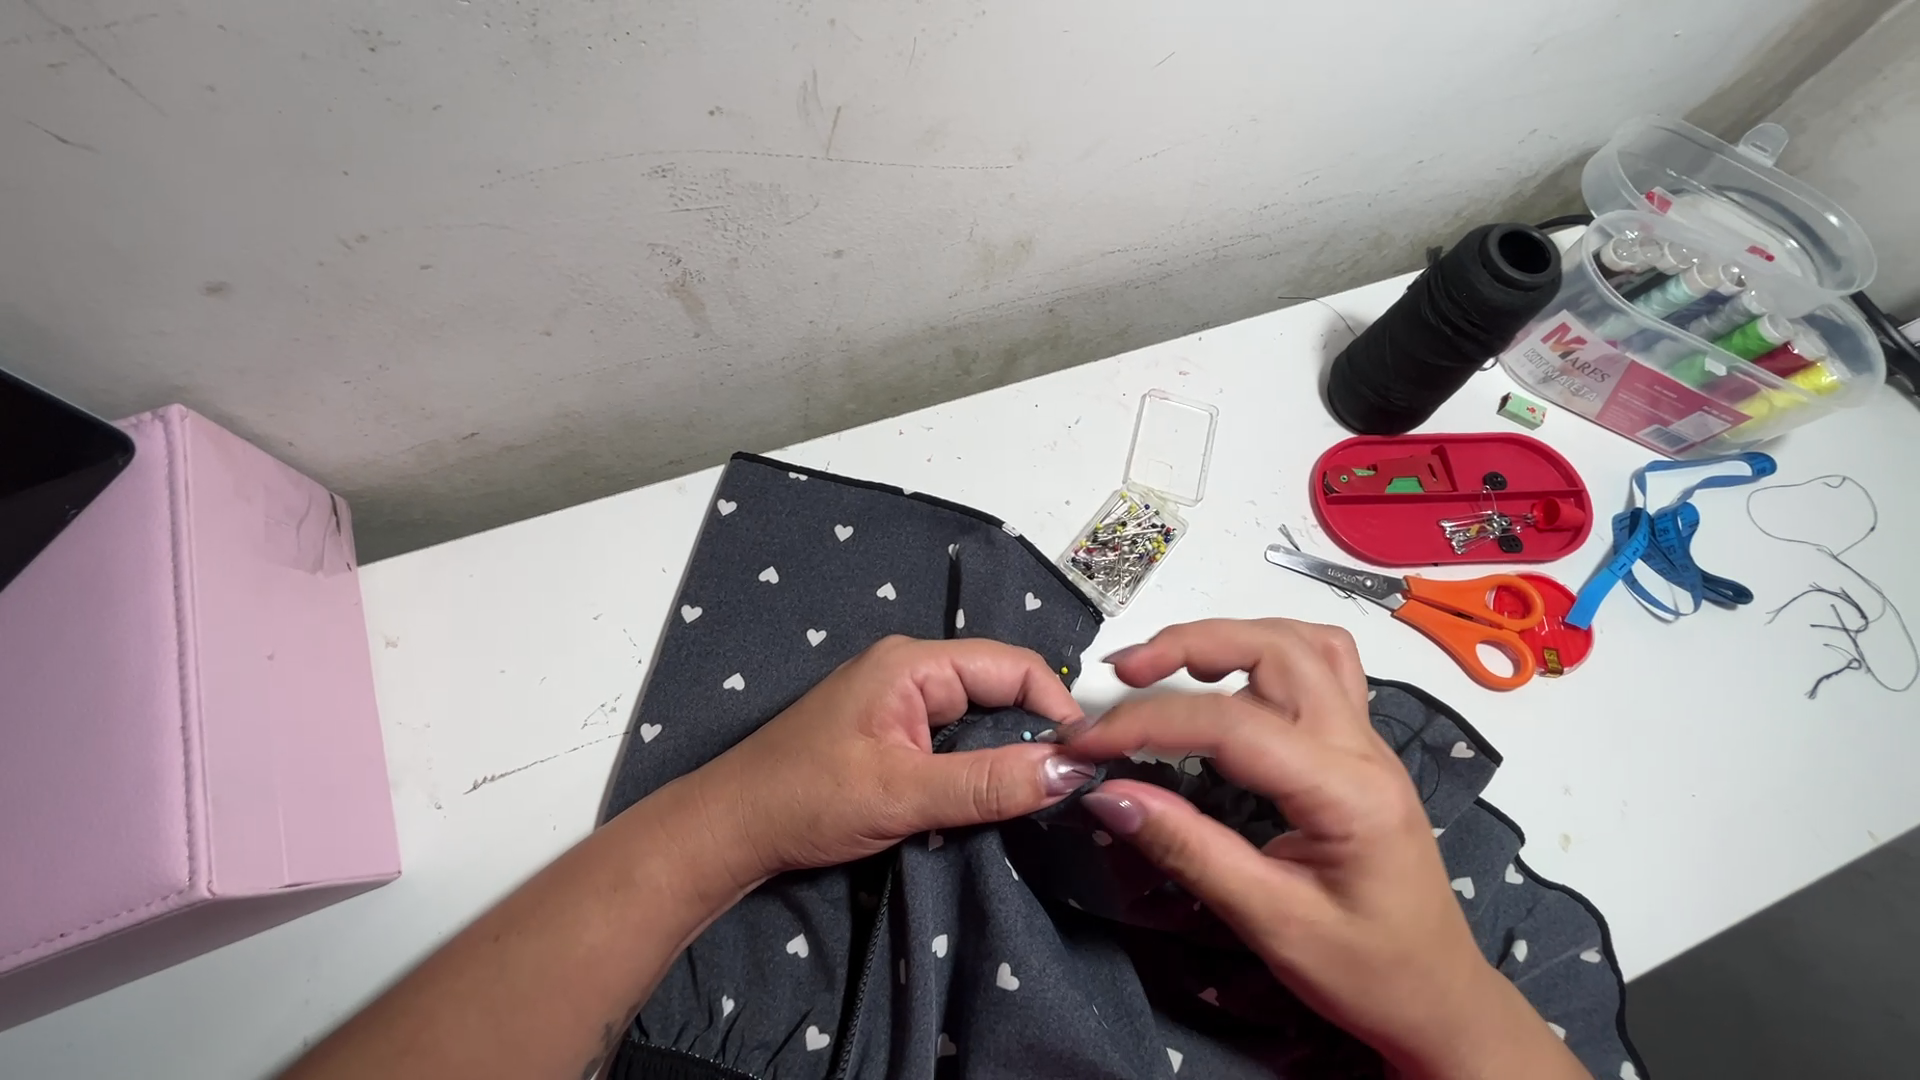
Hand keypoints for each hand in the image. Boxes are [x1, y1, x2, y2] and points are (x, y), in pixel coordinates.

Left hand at [682, 635, 1096, 889]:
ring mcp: (902, 699)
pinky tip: (995, 793)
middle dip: (1036, 732)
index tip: (1084, 762)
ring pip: (982, 715)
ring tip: (1038, 794)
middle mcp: (913, 670)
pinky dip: (981, 761)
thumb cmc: (805, 800)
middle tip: (1067, 787)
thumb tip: (1068, 771)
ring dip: (1009, 751)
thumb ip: (987, 781)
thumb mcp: (902, 794)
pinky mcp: (896, 729)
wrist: (732, 828)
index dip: (1056, 708)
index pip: (1012, 667)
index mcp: (914, 663)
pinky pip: (958, 736)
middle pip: (1000, 688)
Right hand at [1068, 619, 1584, 1079]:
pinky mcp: (1355, 744)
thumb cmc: (1366, 971)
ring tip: (1165, 665)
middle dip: (1189, 645)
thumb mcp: (1271, 923)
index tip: (1087, 740)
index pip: (1232, 724)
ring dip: (1227, 637)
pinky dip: (1261, 650)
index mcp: (1347, 793)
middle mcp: (1363, 746)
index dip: (1148, 722)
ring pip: (1299, 642)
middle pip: (1275, 649)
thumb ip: (1188, 849)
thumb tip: (1107, 793)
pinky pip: (1317, 663)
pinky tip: (1226, 676)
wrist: (1441, 999)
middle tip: (1123, 673)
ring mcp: (1365, 739)